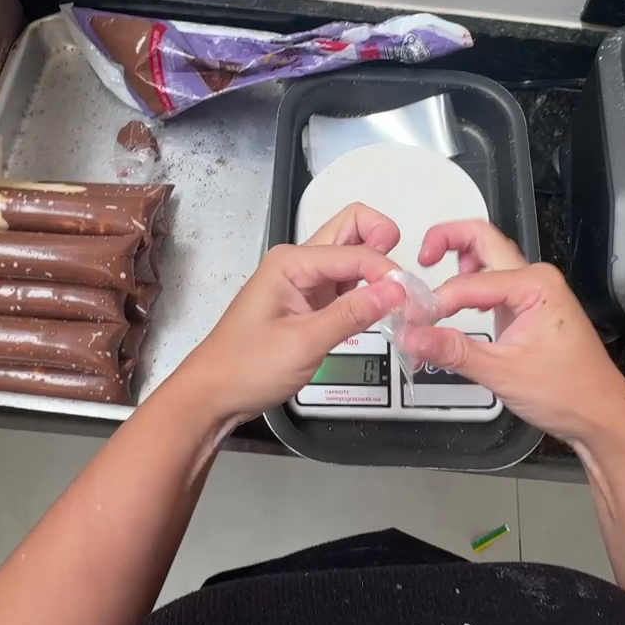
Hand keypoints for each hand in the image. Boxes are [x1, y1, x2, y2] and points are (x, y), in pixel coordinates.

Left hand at [164, 207, 405, 424]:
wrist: (213, 394)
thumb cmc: (245, 367)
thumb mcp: (303, 343)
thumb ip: (352, 314)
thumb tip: (396, 289)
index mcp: (291, 262)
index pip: (355, 252)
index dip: (387, 273)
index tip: (411, 301)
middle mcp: (298, 262)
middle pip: (353, 230)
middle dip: (384, 245)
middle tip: (406, 281)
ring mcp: (304, 281)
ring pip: (352, 257)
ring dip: (378, 270)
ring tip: (402, 301)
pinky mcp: (310, 302)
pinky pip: (346, 285)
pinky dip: (367, 292)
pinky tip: (382, 311)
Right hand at [395, 223, 624, 446]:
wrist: (601, 415)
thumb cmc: (571, 392)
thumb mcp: (503, 374)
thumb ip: (453, 351)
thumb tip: (414, 337)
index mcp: (536, 285)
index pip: (469, 283)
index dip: (436, 301)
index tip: (412, 322)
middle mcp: (536, 280)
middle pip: (483, 238)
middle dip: (446, 239)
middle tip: (420, 257)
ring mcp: (533, 292)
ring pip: (488, 255)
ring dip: (457, 256)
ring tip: (431, 271)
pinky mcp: (527, 307)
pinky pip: (492, 280)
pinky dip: (468, 281)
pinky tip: (455, 300)